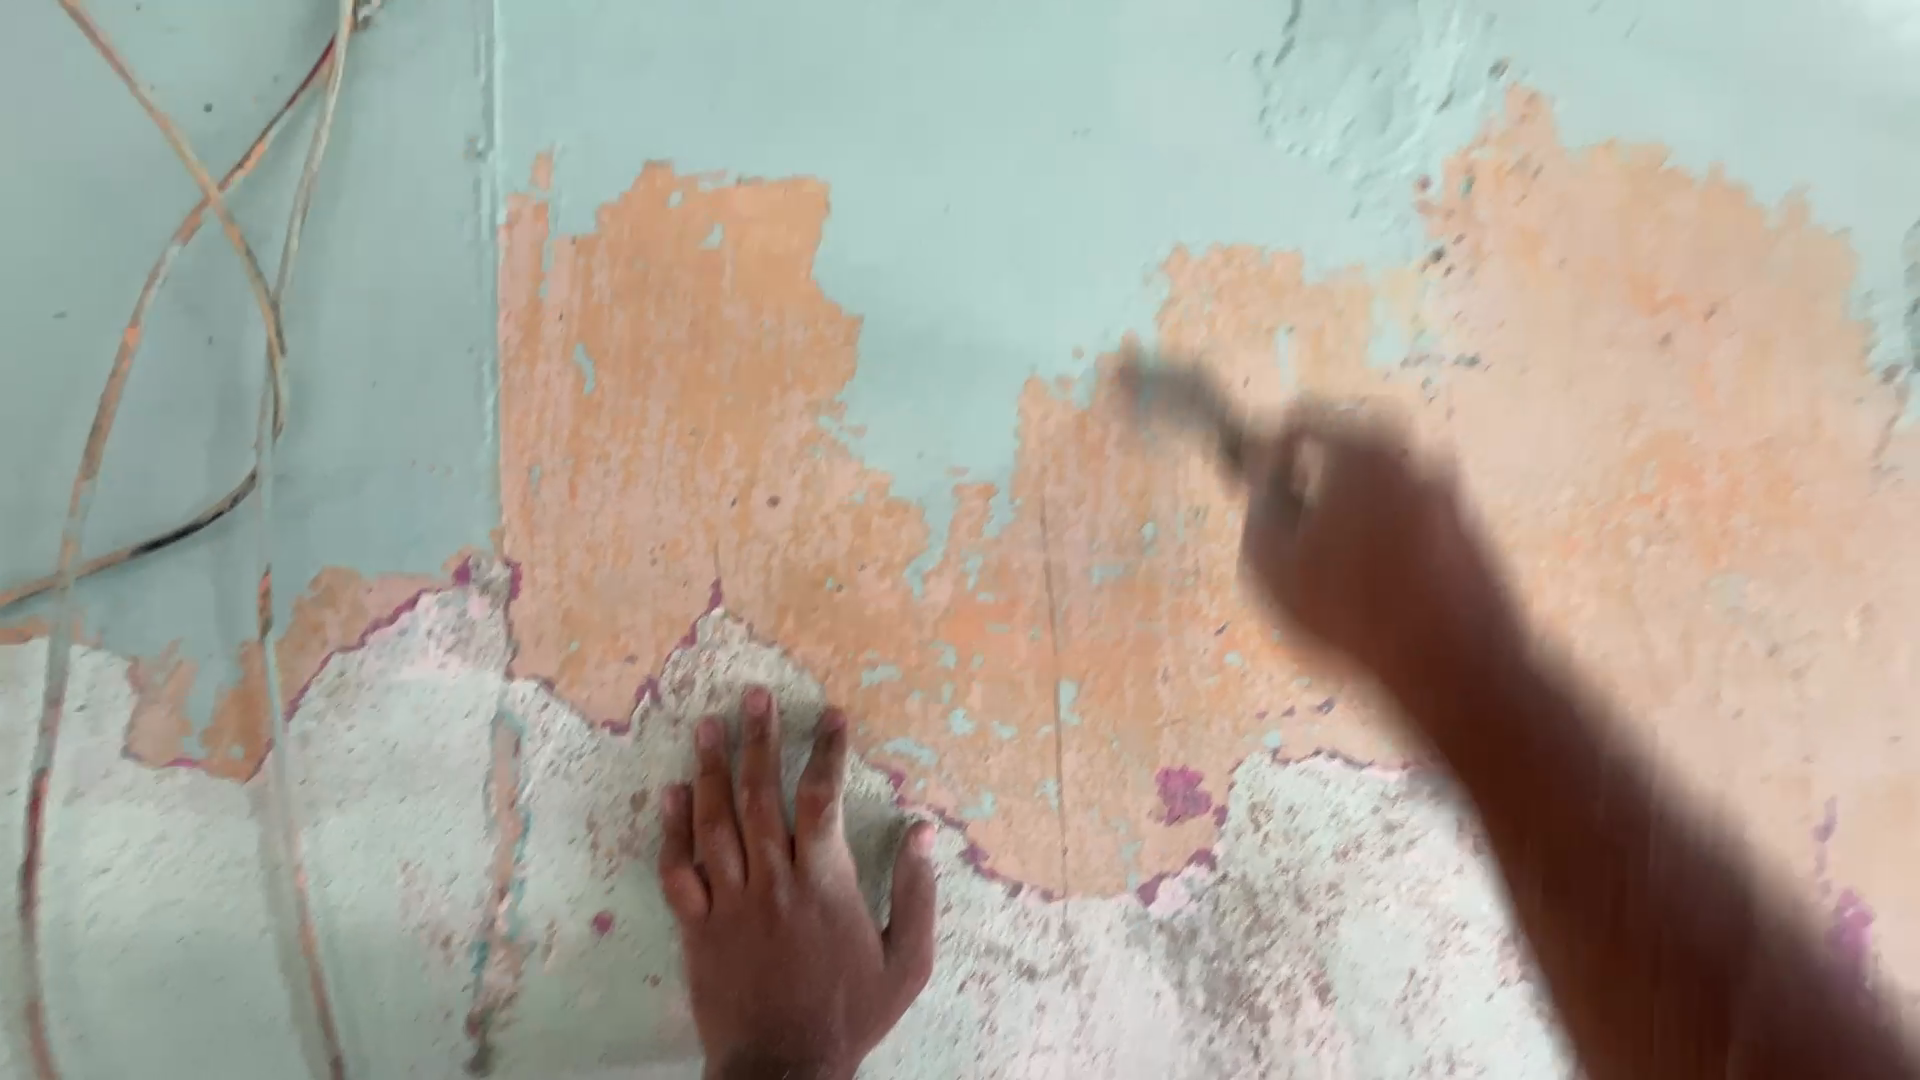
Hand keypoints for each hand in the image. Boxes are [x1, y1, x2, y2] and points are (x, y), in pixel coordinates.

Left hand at [658, 686, 937, 1079]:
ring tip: (710, 724)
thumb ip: (917, 893)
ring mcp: (730, 902)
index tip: (831, 717)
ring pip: (715, 823)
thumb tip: (921, 831)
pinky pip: (678, 872)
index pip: (824, 799)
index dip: (827, 752)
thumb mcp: (907, 961)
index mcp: (825, 883)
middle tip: (755, 696)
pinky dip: (671, 830)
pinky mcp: (697, 928)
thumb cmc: (850, 1012)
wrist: (783, 1073)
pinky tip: (670, 793)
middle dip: (760, 740)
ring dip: (712, 768)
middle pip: (761, 795)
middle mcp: (774, 881)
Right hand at [1238, 399, 1518, 685]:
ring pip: (1379, 489)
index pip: (1298, 423)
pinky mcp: (1470, 532)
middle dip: (1312, 480)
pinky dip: (1385, 538)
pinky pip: (1410, 520)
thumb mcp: (1269, 559)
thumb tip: (1263, 476)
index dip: (1265, 452)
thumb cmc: (1346, 607)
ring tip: (1329, 566)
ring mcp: (1449, 494)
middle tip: (1290, 526)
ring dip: (1350, 511)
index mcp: (1360, 451)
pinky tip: (1371, 584)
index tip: (1252, 485)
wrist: (1453, 664)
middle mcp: (1412, 458)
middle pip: (1344, 452)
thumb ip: (1259, 503)